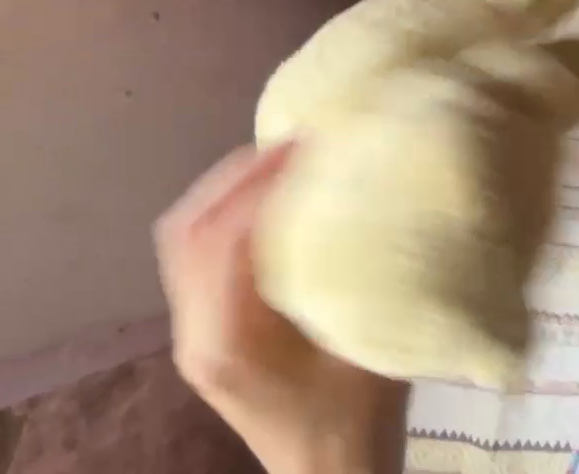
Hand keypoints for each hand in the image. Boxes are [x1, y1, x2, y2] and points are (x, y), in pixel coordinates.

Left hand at [154, 143, 400, 473]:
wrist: (325, 467)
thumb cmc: (358, 410)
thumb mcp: (374, 341)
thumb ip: (371, 278)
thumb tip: (394, 206)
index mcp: (230, 339)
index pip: (220, 241)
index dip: (262, 184)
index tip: (316, 143)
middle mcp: (195, 331)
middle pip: (185, 232)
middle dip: (238, 175)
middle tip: (302, 137)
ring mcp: (192, 330)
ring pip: (184, 238)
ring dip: (231, 188)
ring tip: (291, 155)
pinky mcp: (206, 326)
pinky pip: (200, 251)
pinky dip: (233, 210)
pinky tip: (282, 195)